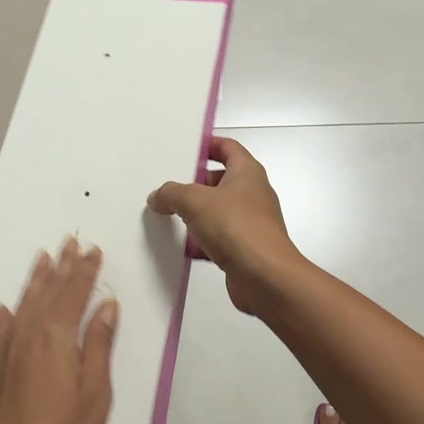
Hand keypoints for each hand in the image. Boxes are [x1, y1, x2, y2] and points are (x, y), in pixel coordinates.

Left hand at [0, 238, 117, 423]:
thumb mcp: (95, 394)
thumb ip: (100, 346)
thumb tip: (107, 308)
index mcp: (57, 335)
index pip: (75, 292)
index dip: (86, 269)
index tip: (94, 250)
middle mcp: (30, 334)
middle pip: (50, 290)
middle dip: (63, 265)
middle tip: (70, 241)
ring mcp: (10, 350)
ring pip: (25, 303)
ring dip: (37, 279)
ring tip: (43, 257)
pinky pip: (1, 329)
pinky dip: (7, 313)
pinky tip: (5, 306)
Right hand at [146, 137, 304, 317]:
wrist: (266, 279)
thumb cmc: (235, 227)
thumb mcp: (195, 201)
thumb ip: (171, 193)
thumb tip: (157, 197)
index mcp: (247, 172)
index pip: (227, 147)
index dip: (207, 144)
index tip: (184, 148)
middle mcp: (252, 193)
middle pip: (219, 180)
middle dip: (194, 183)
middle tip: (168, 185)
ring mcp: (250, 222)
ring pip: (217, 211)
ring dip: (195, 214)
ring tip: (166, 214)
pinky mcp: (245, 249)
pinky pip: (218, 238)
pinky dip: (200, 240)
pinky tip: (179, 246)